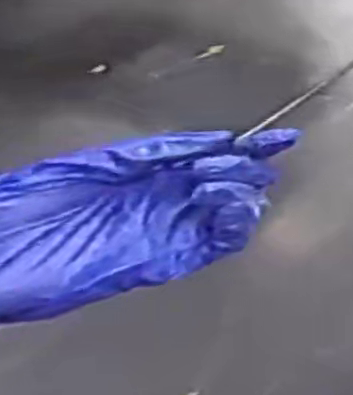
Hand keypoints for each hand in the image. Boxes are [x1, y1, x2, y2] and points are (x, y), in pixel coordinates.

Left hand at [0, 129, 300, 322]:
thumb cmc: (24, 206)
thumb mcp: (96, 163)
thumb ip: (160, 151)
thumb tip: (223, 140)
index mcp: (160, 178)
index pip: (225, 159)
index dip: (258, 147)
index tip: (284, 138)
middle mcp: (176, 202)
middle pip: (241, 182)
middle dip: (247, 168)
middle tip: (237, 163)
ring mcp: (178, 229)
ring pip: (243, 209)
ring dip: (243, 193)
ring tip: (217, 184)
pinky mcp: (176, 256)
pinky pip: (227, 240)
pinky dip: (240, 222)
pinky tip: (231, 208)